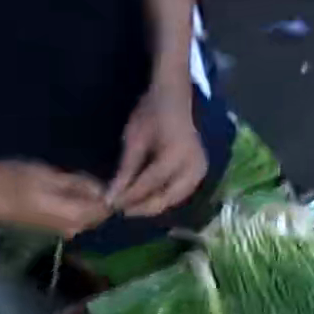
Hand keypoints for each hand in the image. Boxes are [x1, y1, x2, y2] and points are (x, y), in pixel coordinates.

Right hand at [0, 159, 109, 235]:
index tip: (102, 178)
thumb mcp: (48, 175)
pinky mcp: (55, 229)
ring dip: (86, 200)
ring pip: (88, 216)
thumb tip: (104, 189)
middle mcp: (74, 229)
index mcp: (75, 216)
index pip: (107, 209)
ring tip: (68, 182)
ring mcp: (65, 231)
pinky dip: (76, 205)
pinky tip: (62, 192)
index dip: (109, 194)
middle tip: (80, 177)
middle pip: (99, 213)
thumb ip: (79, 184)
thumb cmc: (11, 181)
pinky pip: (76, 218)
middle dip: (97, 197)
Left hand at [108, 83, 207, 217]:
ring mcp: (201, 172)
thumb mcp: (134, 138)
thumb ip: (127, 168)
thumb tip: (113, 193)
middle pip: (168, 196)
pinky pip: (181, 193)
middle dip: (144, 207)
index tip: (113, 204)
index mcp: (176, 154)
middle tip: (123, 212)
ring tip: (134, 209)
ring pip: (176, 198)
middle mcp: (193, 167)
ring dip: (155, 205)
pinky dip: (165, 199)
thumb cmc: (151, 113)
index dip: (132, 195)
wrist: (175, 101)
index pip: (151, 182)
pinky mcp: (200, 175)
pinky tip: (149, 201)